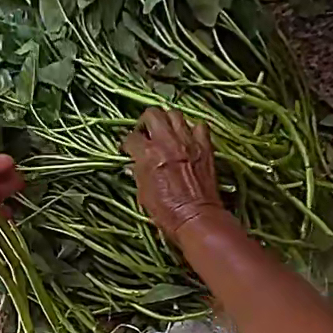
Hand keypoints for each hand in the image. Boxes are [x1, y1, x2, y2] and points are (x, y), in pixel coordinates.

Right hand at [122, 109, 227, 238]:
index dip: (127, 143)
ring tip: (167, 133)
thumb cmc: (166, 213)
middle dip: (146, 122)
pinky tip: (188, 139)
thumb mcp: (143, 194)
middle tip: (146, 134)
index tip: (127, 149)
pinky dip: (193, 130)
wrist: (196, 218)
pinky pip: (200, 126)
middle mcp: (167, 142)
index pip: (131, 137)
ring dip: (168, 121)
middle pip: (153, 114)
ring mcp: (188, 142)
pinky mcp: (205, 147)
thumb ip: (138, 173)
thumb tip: (134, 165)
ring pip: (175, 114)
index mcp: (148, 154)